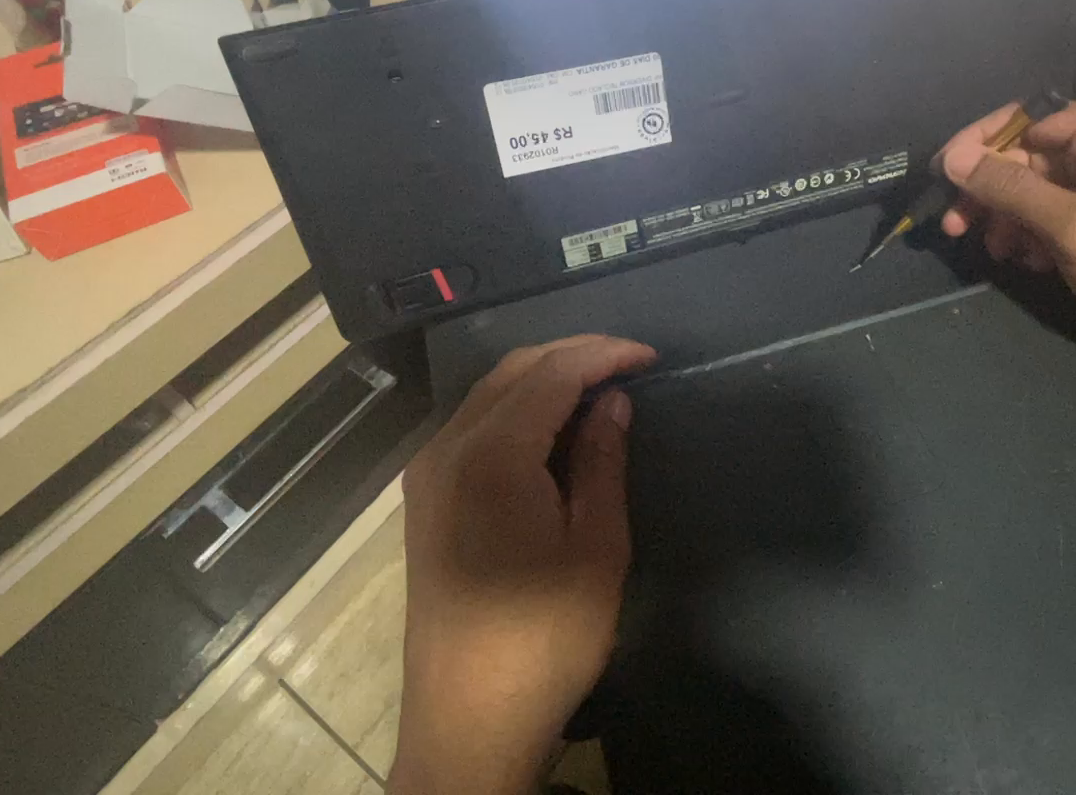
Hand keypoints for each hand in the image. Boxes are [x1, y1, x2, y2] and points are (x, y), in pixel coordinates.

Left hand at [392, 335, 656, 794]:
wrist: (467, 720)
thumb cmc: (544, 639)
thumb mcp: (596, 548)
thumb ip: (601, 462)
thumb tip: (612, 400)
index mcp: (490, 457)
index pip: (551, 374)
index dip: (603, 355)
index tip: (649, 357)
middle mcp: (446, 448)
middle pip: (513, 371)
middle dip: (573, 355)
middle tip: (628, 364)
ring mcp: (428, 471)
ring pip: (489, 392)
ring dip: (544, 376)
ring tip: (598, 385)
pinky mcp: (425, 494)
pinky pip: (473, 422)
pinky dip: (517, 405)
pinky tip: (551, 423)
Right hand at [938, 101, 1075, 386]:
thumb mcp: (1073, 228)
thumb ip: (1010, 189)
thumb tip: (952, 159)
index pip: (1031, 117)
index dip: (982, 141)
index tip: (943, 172)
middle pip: (1027, 155)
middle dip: (988, 189)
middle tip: (953, 225)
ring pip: (1033, 189)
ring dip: (1004, 217)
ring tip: (993, 250)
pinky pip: (1050, 216)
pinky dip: (1029, 234)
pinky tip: (1025, 260)